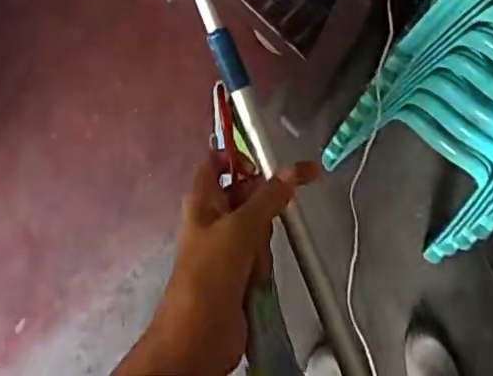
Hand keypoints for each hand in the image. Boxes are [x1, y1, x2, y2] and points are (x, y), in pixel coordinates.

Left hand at [113, 153, 320, 375]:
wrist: (201, 332)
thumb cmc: (212, 269)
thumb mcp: (241, 227)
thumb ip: (268, 198)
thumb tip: (291, 170)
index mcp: (201, 197)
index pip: (217, 162)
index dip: (238, 159)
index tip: (263, 167)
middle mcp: (211, 216)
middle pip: (246, 197)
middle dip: (260, 213)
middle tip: (257, 230)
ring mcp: (225, 245)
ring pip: (257, 229)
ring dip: (261, 247)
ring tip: (251, 264)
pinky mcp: (237, 271)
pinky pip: (258, 256)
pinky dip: (261, 266)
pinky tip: (255, 281)